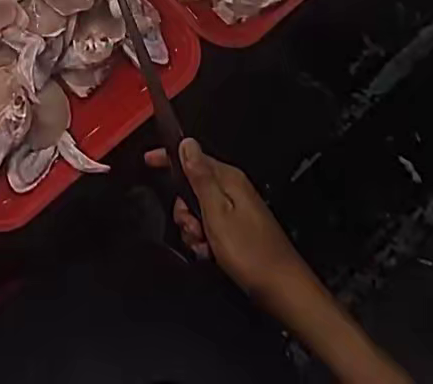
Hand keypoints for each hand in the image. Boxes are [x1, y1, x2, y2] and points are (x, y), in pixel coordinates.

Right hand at [146, 138, 316, 304]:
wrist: (282, 289)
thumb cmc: (251, 253)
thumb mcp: (217, 212)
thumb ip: (200, 177)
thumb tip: (187, 143)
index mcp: (228, 179)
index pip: (193, 157)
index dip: (168, 158)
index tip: (150, 160)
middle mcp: (233, 189)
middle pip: (193, 187)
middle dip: (185, 209)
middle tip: (193, 228)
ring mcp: (237, 208)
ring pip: (199, 210)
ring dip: (194, 229)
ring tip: (205, 245)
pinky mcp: (238, 228)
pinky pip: (210, 226)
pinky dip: (205, 240)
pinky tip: (211, 254)